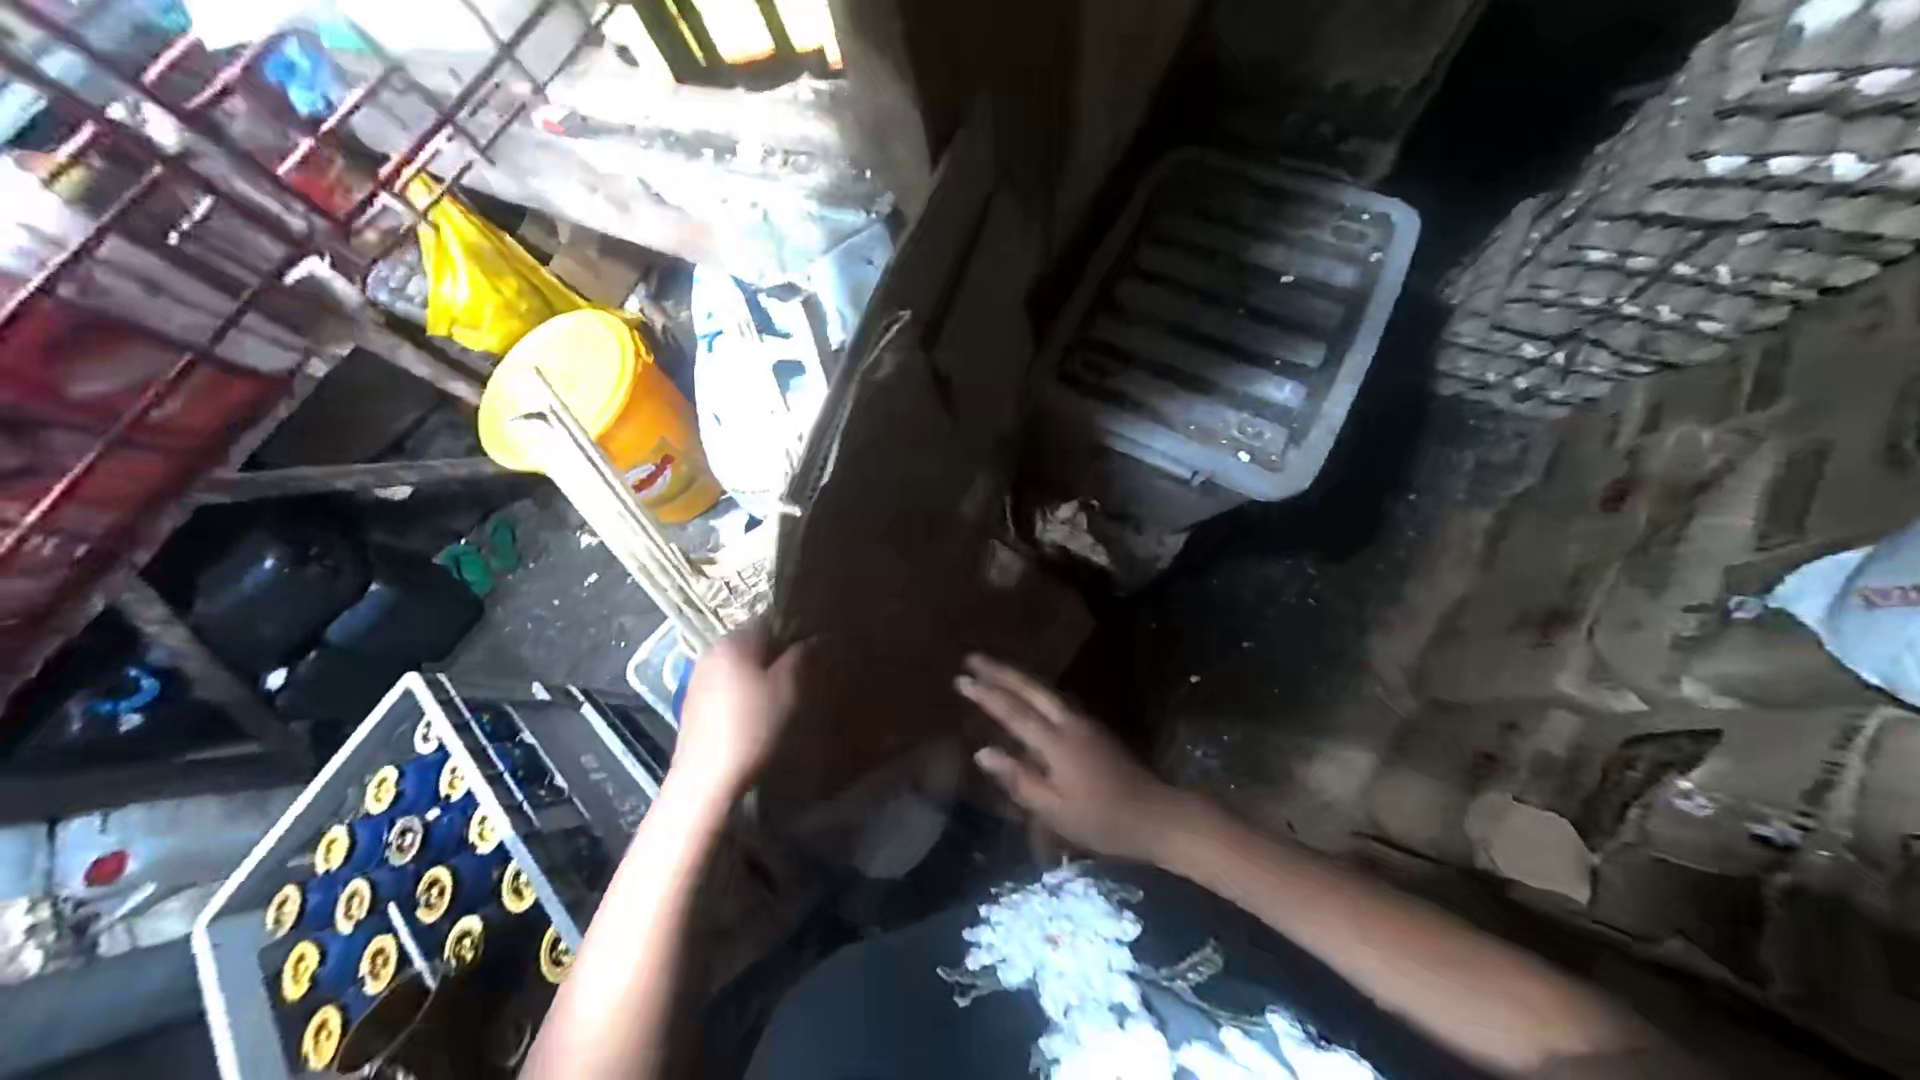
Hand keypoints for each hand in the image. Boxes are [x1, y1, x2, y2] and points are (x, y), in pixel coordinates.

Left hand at [672, 624, 805, 801]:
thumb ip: (803, 655)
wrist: (706, 779)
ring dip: (759, 677)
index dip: (795, 635)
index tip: (812, 655)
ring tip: (778, 701)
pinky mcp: (692, 704)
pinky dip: (742, 694)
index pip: (771, 622)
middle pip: (753, 644)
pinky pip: (726, 687)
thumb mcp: (789, 688)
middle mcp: (710, 652)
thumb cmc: (752, 727)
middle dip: (776, 657)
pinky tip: (753, 717)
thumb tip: (817, 637)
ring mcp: (697, 678)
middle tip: (800, 679)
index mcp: (732, 641)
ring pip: (739, 666)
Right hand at [955, 654, 1196, 863]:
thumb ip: (1018, 779)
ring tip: (993, 669)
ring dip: (1018, 677)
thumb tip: (982, 752)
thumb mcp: (1056, 810)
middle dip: (1001, 672)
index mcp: (1057, 743)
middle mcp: (1070, 723)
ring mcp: (1086, 723)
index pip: (1013, 711)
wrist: (1159, 816)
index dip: (985, 694)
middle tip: (973, 658)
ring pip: (1045, 691)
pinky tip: (1027, 694)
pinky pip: (1056, 700)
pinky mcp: (1094, 730)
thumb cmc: (1104, 821)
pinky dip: (1034, 690)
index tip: (960, 679)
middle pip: (1031, 689)